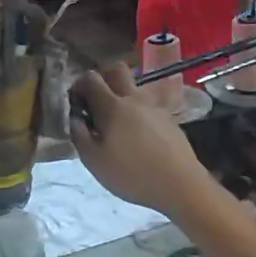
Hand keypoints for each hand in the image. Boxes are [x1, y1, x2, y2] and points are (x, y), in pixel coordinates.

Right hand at [70, 65, 222, 216]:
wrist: (181, 185)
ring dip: (121, 99)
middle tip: (95, 103)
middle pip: (117, 71)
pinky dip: (137, 114)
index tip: (75, 103)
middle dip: (103, 79)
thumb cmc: (131, 174)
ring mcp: (155, 107)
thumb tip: (75, 118)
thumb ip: (80, 135)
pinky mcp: (169, 119)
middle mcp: (135, 99)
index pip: (91, 78)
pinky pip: (147, 108)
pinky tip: (138, 138)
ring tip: (117, 127)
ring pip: (134, 90)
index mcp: (113, 106)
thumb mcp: (94, 161)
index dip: (79, 85)